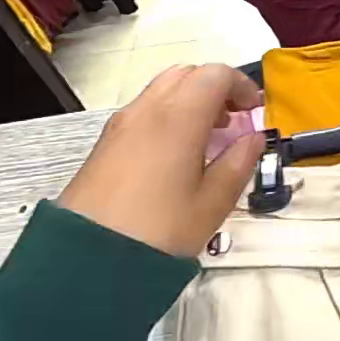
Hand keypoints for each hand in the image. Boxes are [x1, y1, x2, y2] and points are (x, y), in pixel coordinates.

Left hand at [58, 64, 265, 256]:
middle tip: (235, 117)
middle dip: (217, 87)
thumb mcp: (215, 200)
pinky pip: (145, 112)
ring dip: (192, 100)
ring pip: (163, 90)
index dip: (242, 86)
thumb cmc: (159, 231)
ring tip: (210, 135)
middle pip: (187, 74)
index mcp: (178, 117)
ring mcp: (121, 127)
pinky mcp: (105, 146)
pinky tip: (180, 152)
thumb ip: (240, 161)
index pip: (216, 75)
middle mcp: (147, 112)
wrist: (83, 266)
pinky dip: (170, 115)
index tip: (256, 109)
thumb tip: (253, 139)